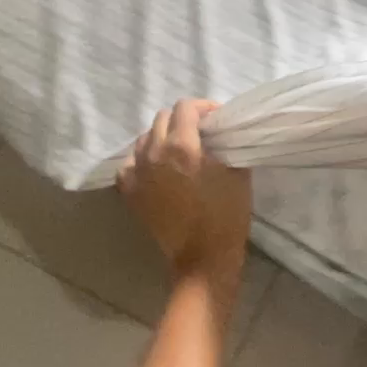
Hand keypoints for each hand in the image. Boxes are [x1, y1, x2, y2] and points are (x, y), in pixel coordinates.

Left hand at [118, 99, 250, 281]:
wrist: (203, 258)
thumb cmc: (226, 216)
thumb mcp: (237, 173)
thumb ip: (224, 145)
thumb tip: (218, 132)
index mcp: (182, 145)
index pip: (186, 108)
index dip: (203, 108)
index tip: (215, 119)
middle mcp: (154, 153)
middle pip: (162, 118)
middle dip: (182, 120)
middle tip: (199, 134)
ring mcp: (136, 172)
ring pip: (144, 138)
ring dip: (161, 137)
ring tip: (177, 151)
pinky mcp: (129, 191)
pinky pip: (130, 163)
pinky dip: (142, 159)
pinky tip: (155, 168)